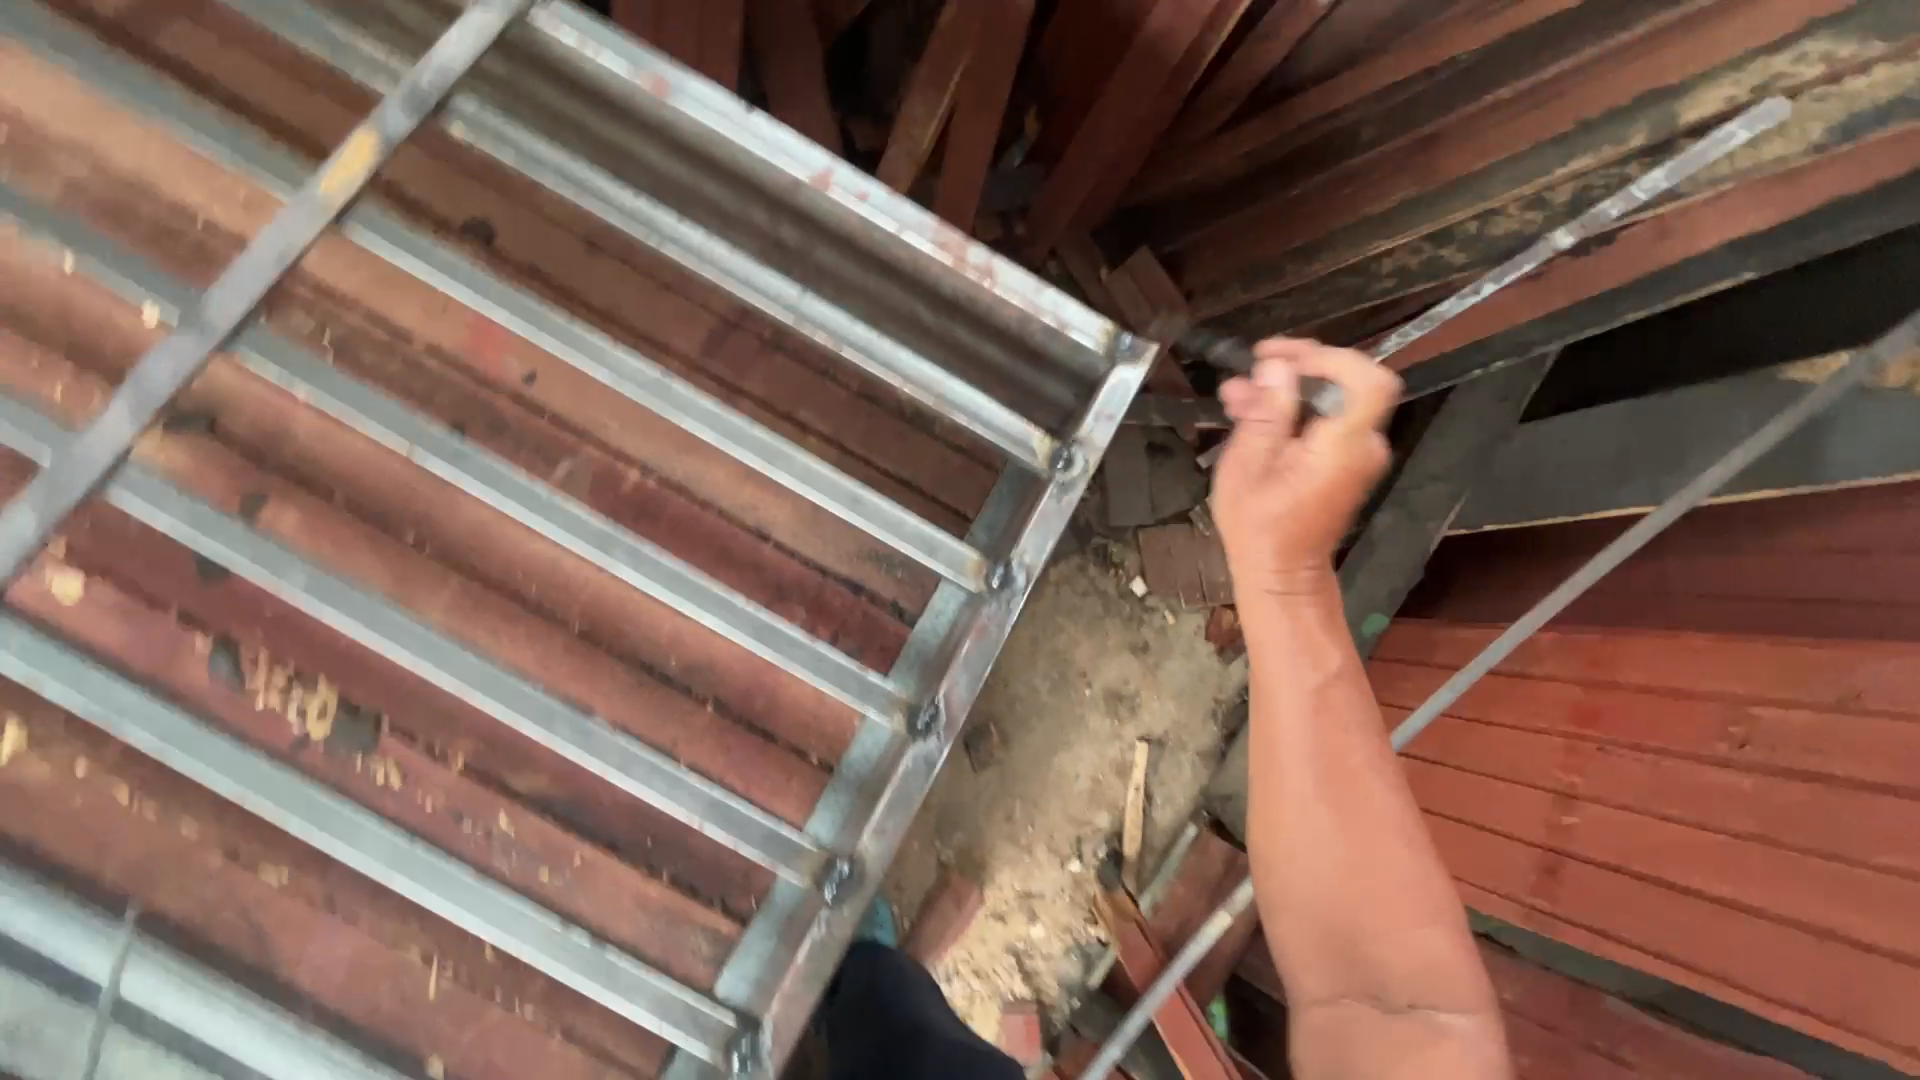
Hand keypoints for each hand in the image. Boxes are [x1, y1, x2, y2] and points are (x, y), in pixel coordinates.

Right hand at [1211, 338, 1401, 596]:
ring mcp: (1358, 454)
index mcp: (1342, 447)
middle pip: (1346, 384)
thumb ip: (1267, 413)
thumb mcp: (1247, 466)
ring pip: (1331, 401)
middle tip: (1246, 373)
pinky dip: (1293, 412)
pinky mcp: (1345, 461)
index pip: (1367, 380)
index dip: (1327, 358)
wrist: (1281, 572)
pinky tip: (1253, 415)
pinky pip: (1326, 421)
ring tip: (1236, 395)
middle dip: (1294, 371)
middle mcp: (1363, 446)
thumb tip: (1277, 367)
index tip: (1280, 360)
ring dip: (1285, 392)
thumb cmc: (1257, 527)